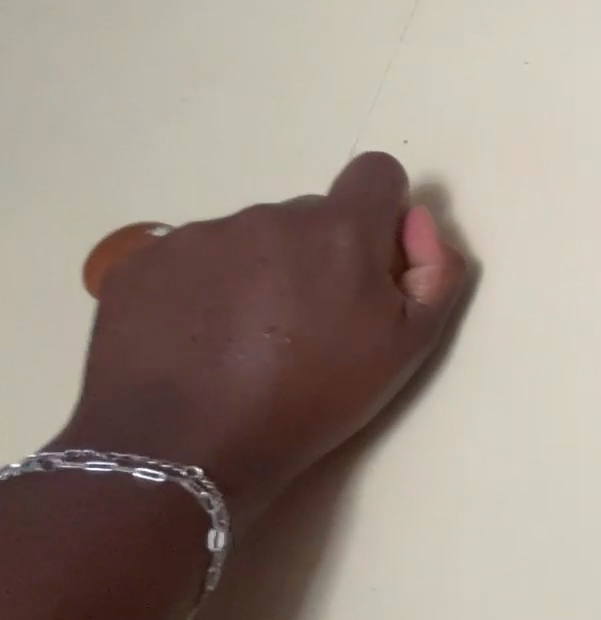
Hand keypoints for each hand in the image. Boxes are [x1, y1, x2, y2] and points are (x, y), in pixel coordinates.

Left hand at [55, 153, 470, 523]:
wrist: (184, 447)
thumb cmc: (320, 392)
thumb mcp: (415, 340)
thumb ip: (438, 268)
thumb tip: (416, 223)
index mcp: (342, 230)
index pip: (377, 172)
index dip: (385, 209)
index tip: (376, 259)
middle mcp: (271, 216)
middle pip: (316, 214)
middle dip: (326, 251)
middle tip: (318, 319)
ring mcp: (200, 236)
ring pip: (257, 237)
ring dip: (270, 269)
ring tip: (257, 335)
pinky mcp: (143, 262)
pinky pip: (199, 256)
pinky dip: (213, 286)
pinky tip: (209, 337)